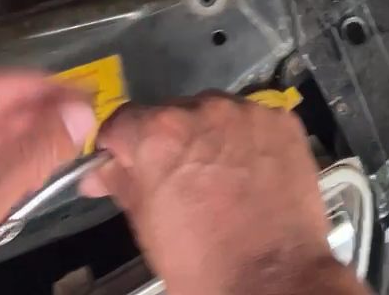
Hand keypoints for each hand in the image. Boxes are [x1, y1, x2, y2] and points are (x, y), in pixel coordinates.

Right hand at [86, 93, 364, 294]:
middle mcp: (205, 109)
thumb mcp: (148, 227)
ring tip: (220, 177)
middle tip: (178, 178)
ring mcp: (249, 111)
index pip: (124, 120)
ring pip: (217, 114)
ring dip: (211, 136)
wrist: (272, 278)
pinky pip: (254, 121)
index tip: (124, 159)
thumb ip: (124, 185)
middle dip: (170, 140)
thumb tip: (106, 171)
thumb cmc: (203, 262)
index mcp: (161, 134)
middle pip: (174, 113)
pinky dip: (249, 139)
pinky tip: (251, 172)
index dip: (120, 144)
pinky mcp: (282, 120)